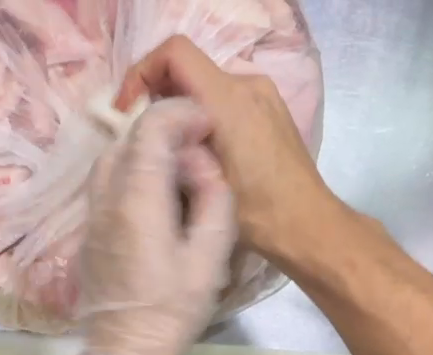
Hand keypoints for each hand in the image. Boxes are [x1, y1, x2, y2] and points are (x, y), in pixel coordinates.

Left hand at [65, 98, 237, 354]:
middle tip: (196, 148)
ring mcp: (90, 218)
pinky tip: (154, 199)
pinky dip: (130, 175)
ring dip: (144, 152)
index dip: (182, 114)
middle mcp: (105, 200)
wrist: (123, 354)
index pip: (151, 126)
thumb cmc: (171, 312)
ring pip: (110, 159)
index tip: (206, 127)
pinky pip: (104, 186)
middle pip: (127, 137)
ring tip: (176, 171)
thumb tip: (200, 164)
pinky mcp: (87, 235)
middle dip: (164, 130)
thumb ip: (214, 197)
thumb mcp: (210, 257)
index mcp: (136, 200)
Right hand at [118, 36, 335, 264]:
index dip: (142, 72)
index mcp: (227, 99)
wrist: (305, 224)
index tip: (127, 111)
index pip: (175, 53)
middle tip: (141, 140)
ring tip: (170, 153)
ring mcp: (261, 94)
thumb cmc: (255, 213)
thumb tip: (147, 135)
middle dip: (157, 98)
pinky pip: (225, 100)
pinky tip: (200, 156)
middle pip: (187, 70)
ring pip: (205, 87)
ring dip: (179, 111)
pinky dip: (202, 118)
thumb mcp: (202, 185)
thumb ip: (172, 149)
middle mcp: (246, 85)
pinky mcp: (268, 109)